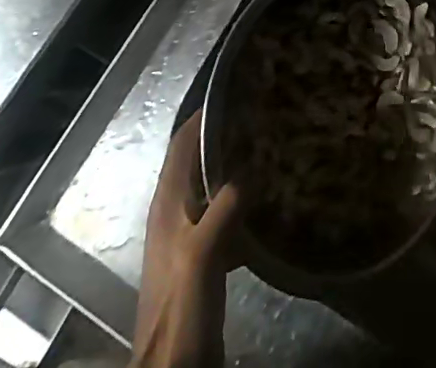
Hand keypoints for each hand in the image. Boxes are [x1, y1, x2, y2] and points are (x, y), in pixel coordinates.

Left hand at [132, 110, 242, 367]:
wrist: (171, 365)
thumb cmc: (181, 308)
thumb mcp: (202, 257)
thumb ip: (221, 212)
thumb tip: (249, 171)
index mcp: (167, 203)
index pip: (181, 144)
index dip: (202, 117)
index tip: (233, 95)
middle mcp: (173, 211)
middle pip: (195, 161)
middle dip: (222, 138)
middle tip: (259, 121)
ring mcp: (185, 236)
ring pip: (209, 188)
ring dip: (232, 170)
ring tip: (268, 154)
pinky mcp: (200, 259)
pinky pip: (221, 218)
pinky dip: (240, 206)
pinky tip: (267, 208)